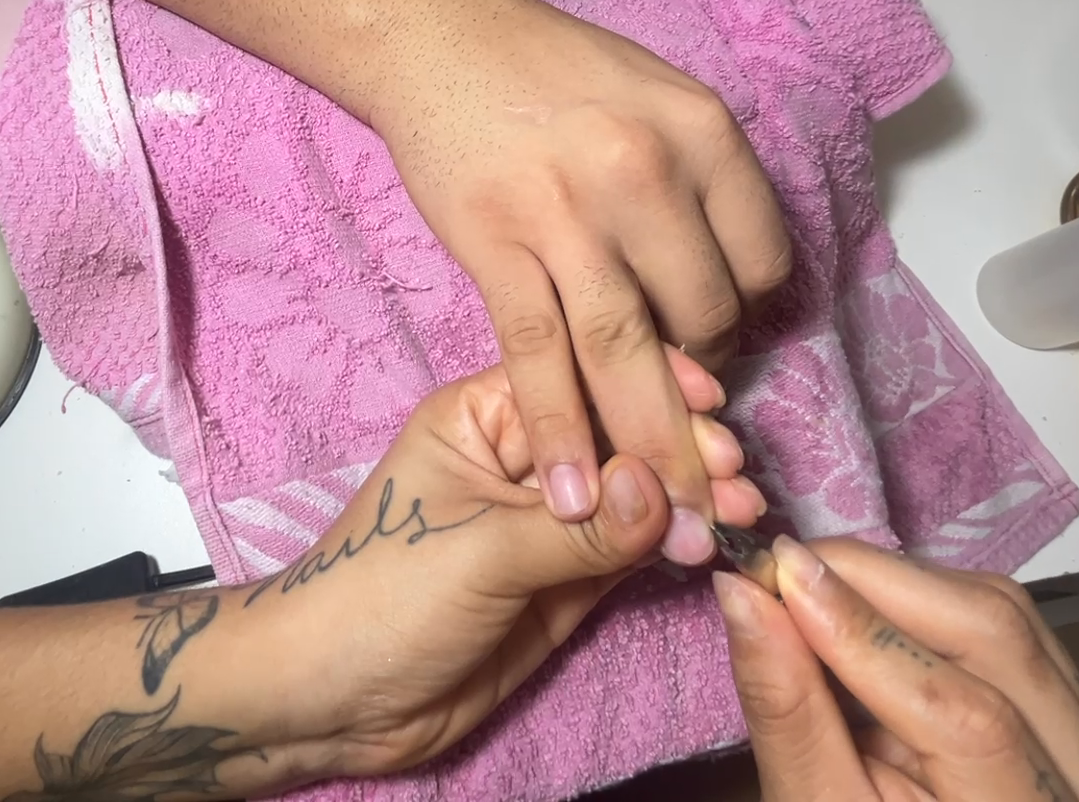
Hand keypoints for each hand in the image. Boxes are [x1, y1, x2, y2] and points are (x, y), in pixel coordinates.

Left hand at [247, 351, 765, 779]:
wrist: (339, 698)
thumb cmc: (386, 593)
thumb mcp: (479, 551)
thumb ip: (575, 526)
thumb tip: (664, 487)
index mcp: (482, 414)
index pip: (571, 380)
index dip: (639, 384)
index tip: (708, 402)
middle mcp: (520, 452)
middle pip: (610, 433)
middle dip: (672, 446)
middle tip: (732, 472)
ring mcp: (546, 514)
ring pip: (629, 491)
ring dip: (685, 496)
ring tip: (739, 509)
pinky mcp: (565, 573)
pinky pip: (628, 547)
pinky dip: (671, 543)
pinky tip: (714, 539)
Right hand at [373, 11, 789, 563]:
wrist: (439, 42)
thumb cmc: (547, 68)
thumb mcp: (653, 92)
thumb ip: (697, 176)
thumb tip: (711, 274)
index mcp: (704, 131)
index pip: (761, 261)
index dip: (747, 325)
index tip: (716, 354)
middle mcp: (648, 174)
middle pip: (702, 318)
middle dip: (703, 400)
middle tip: (703, 458)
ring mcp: (569, 214)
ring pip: (625, 350)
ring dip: (652, 444)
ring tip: (673, 525)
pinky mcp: (497, 247)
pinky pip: (538, 351)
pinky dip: (559, 427)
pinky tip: (570, 490)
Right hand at [712, 537, 1078, 800]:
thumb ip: (786, 708)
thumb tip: (742, 592)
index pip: (962, 715)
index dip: (860, 631)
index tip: (772, 572)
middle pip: (996, 635)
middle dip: (870, 580)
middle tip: (781, 568)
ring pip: (1006, 615)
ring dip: (892, 582)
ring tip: (812, 588)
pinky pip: (1009, 624)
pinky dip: (921, 597)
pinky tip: (864, 610)